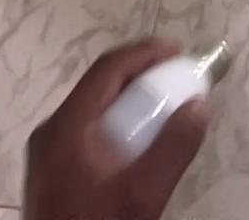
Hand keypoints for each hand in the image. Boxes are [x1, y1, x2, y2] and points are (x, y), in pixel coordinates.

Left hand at [24, 38, 210, 219]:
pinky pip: (90, 131)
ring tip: (165, 110)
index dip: (145, 53)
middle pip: (101, 86)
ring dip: (133, 101)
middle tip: (177, 81)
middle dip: (143, 77)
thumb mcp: (143, 195)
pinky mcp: (53, 173)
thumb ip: (174, 146)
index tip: (179, 53)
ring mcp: (48, 154)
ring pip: (96, 109)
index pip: (108, 69)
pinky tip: (141, 145)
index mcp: (66, 126)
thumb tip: (200, 104)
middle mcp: (51, 132)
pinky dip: (120, 124)